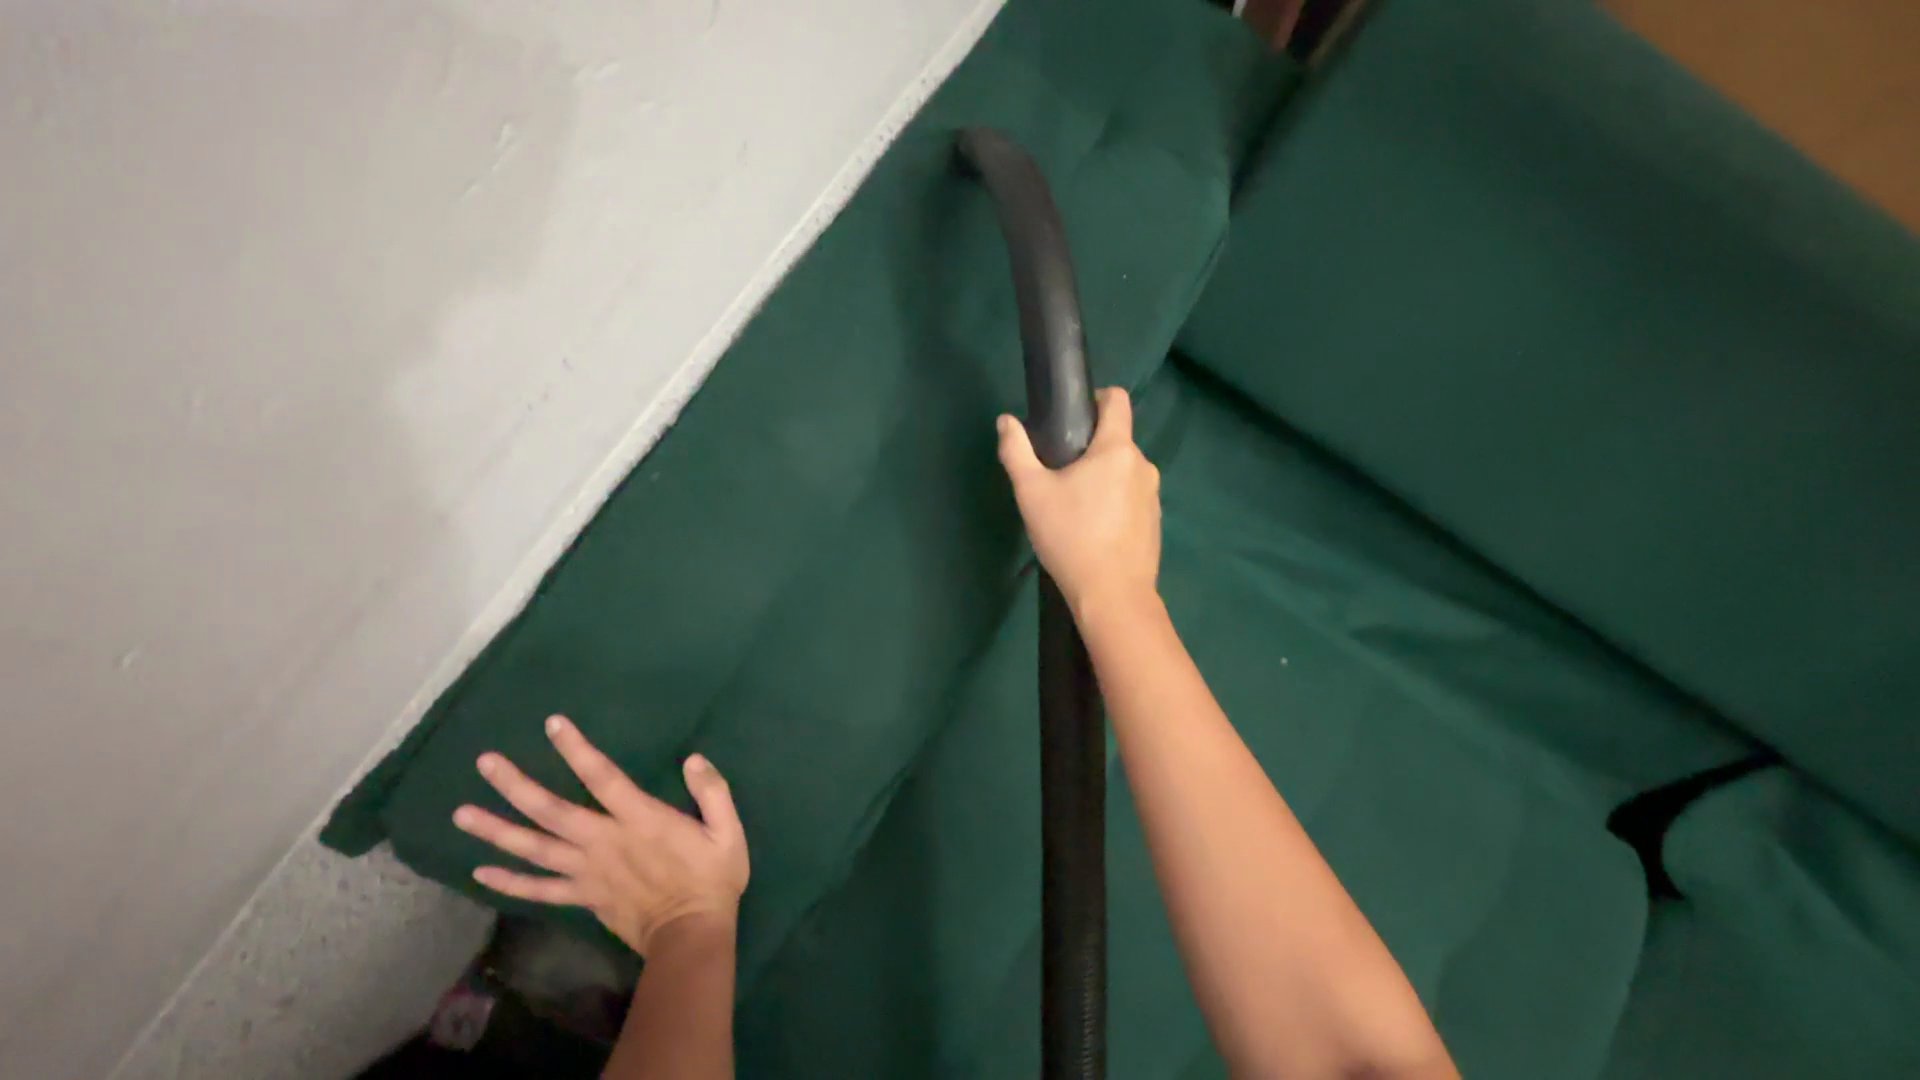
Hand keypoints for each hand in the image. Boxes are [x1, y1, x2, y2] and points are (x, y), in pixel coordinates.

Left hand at [454, 715, 749, 957]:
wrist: (692, 934)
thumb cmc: (712, 878)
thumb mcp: (728, 831)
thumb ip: (712, 792)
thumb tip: (693, 760)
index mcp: (640, 819)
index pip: (602, 776)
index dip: (577, 749)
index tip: (553, 724)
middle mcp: (604, 841)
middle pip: (551, 811)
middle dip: (516, 785)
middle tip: (485, 762)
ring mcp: (588, 871)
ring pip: (534, 848)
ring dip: (496, 831)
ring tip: (462, 814)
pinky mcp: (583, 897)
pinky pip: (540, 889)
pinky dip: (509, 882)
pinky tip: (480, 873)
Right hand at [997, 386, 1160, 614]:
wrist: (1113, 596)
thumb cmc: (1071, 537)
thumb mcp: (1032, 493)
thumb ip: (1016, 452)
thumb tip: (1006, 421)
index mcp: (1117, 449)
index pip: (1117, 400)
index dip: (1096, 398)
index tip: (1072, 418)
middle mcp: (1143, 465)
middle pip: (1117, 440)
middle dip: (1090, 448)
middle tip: (1059, 473)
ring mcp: (1154, 495)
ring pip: (1124, 471)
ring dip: (1102, 478)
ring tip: (1074, 506)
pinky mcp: (1155, 522)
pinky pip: (1132, 499)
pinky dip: (1114, 503)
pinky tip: (1093, 530)